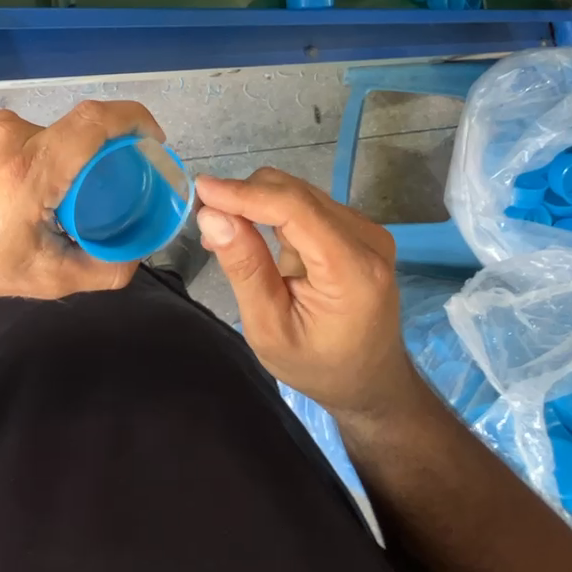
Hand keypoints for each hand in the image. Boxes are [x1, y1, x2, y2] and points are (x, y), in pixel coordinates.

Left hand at [0, 101, 160, 307]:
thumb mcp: (44, 279)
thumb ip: (102, 271)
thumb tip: (136, 256)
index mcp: (31, 165)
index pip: (96, 120)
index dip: (136, 120)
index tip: (155, 140)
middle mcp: (13, 133)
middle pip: (77, 134)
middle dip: (100, 160)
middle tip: (106, 195)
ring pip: (51, 137)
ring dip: (65, 164)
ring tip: (58, 204)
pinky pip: (26, 137)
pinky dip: (40, 160)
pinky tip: (26, 195)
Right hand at [195, 168, 426, 421]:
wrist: (370, 382)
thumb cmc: (318, 366)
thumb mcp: (269, 329)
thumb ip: (245, 269)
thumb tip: (211, 216)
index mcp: (352, 270)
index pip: (294, 209)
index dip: (244, 194)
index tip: (201, 190)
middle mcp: (366, 239)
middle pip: (294, 193)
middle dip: (244, 197)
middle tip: (206, 221)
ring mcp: (365, 230)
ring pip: (296, 192)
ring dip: (254, 204)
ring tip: (226, 237)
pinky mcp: (357, 229)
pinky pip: (304, 204)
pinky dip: (270, 212)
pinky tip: (252, 238)